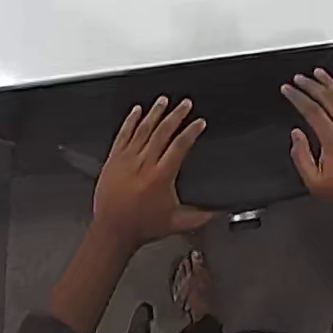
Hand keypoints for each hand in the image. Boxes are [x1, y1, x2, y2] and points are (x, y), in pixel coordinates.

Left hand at [93, 97, 209, 248]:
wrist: (112, 232)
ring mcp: (127, 160)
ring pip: (143, 129)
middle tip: (185, 104)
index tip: (199, 123)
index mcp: (161, 176)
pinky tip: (136, 111)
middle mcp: (144, 164)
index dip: (191, 131)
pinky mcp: (113, 160)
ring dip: (155, 113)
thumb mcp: (177, 223)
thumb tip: (220, 211)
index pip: (180, 146)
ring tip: (163, 100)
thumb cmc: (141, 227)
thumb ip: (201, 216)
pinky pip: (122, 135)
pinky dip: (130, 121)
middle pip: (163, 132)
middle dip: (176, 115)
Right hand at [283, 69, 332, 205]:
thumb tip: (296, 133)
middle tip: (299, 78)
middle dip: (311, 85)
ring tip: (318, 73)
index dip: (297, 97)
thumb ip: (300, 155)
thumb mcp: (313, 181)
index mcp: (332, 140)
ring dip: (330, 83)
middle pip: (327, 98)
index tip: (288, 89)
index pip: (311, 109)